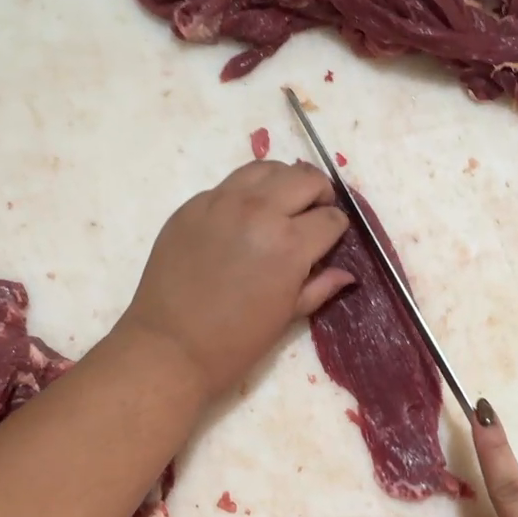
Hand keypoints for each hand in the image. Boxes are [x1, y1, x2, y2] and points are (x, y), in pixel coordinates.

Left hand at [117, 161, 352, 400]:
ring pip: (266, 169)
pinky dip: (245, 194)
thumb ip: (319, 286)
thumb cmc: (235, 342)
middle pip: (304, 178)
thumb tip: (347, 273)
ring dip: (283, 183)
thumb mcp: (287, 316)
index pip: (330, 218)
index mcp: (289, 243)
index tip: (331, 240)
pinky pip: (229, 185)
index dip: (337, 229)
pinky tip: (242, 220)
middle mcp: (258, 211)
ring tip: (281, 205)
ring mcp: (221, 203)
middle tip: (313, 214)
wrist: (170, 346)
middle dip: (318, 194)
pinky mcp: (192, 206)